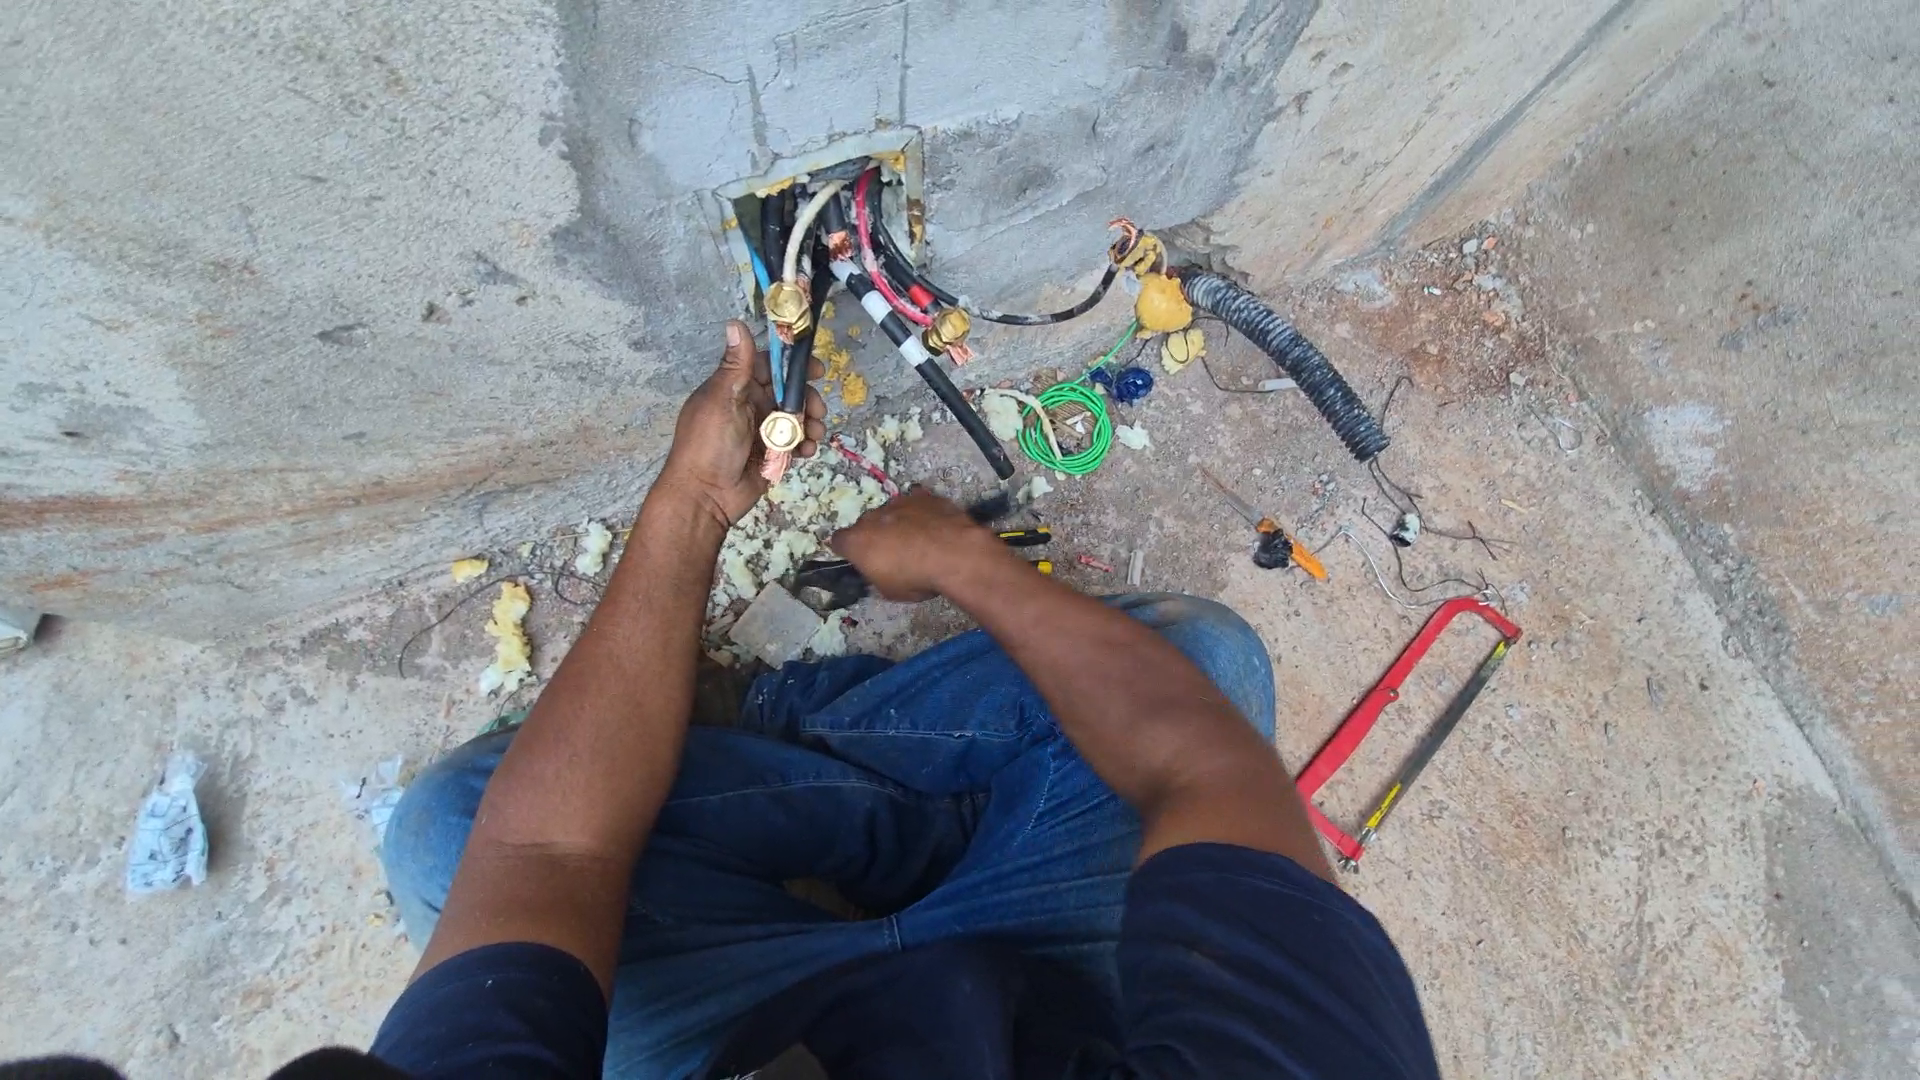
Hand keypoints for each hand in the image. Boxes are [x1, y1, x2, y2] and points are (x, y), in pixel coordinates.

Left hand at [657, 321, 824, 526]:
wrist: (705, 495)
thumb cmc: (709, 444)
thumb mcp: (722, 400)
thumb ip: (736, 365)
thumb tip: (734, 322)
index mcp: (735, 388)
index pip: (768, 366)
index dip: (792, 365)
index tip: (816, 369)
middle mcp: (750, 406)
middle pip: (788, 393)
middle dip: (807, 399)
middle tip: (817, 410)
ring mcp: (761, 432)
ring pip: (795, 419)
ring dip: (810, 423)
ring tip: (814, 434)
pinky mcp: (771, 455)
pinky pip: (794, 444)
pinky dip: (804, 445)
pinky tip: (806, 451)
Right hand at [829, 489, 1010, 600]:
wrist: (953, 553)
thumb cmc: (916, 577)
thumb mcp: (889, 590)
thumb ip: (877, 576)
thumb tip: (879, 572)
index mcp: (856, 541)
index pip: (839, 542)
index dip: (848, 551)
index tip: (860, 559)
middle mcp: (873, 517)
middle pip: (867, 524)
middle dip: (876, 536)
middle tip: (894, 554)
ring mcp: (899, 503)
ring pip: (892, 512)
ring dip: (900, 524)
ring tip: (919, 542)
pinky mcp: (924, 497)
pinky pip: (917, 504)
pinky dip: (922, 514)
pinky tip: (935, 527)